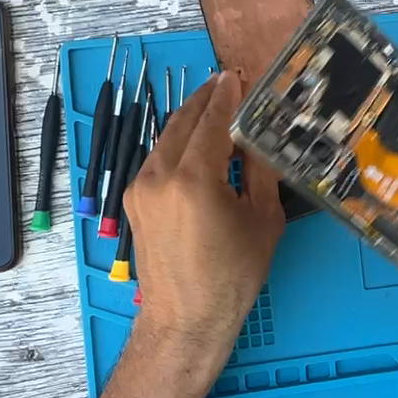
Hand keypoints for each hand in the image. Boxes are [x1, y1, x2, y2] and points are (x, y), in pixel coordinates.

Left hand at [125, 71, 285, 354]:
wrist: (185, 321)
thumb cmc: (233, 276)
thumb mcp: (263, 220)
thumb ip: (259, 171)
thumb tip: (256, 139)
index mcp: (194, 179)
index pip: (212, 121)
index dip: (226, 96)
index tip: (237, 76)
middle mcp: (159, 175)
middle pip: (183, 121)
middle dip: (206, 99)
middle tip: (228, 84)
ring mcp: (141, 188)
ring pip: (166, 138)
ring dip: (190, 119)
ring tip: (216, 109)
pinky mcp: (135, 201)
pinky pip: (157, 158)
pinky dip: (178, 143)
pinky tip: (198, 144)